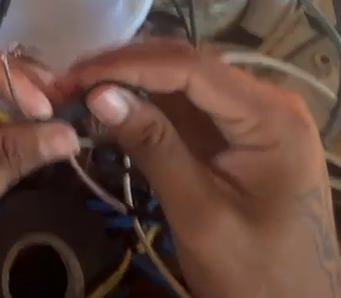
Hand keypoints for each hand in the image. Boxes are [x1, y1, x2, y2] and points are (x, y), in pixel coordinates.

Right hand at [61, 40, 340, 297]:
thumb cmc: (259, 278)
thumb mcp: (202, 217)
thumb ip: (153, 147)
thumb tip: (97, 94)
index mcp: (273, 116)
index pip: (190, 67)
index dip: (128, 64)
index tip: (75, 75)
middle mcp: (266, 101)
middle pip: (184, 63)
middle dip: (123, 67)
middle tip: (67, 80)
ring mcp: (251, 115)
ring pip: (178, 77)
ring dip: (128, 79)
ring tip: (78, 88)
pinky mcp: (234, 132)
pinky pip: (183, 102)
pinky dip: (143, 101)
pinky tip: (108, 103)